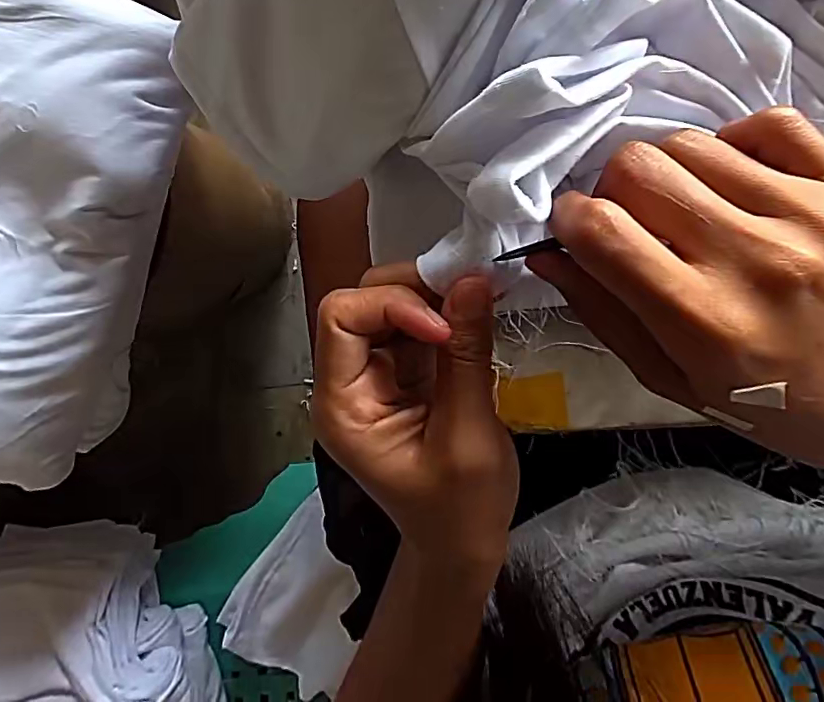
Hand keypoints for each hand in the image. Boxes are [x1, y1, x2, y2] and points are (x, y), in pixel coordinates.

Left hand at [312, 274, 518, 571]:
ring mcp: (381, 372)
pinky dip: (451, 308)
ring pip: (395, 302)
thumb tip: (472, 280)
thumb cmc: (460, 508)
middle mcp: (353, 379)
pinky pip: (422, 320)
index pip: (341, 318)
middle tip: (470, 295)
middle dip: (417, 290)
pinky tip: (480, 310)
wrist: (464, 543)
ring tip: (482, 299)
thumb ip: (468, 355)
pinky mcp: (410, 369)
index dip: (392, 307)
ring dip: (437, 294)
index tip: (444, 330)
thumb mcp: (468, 436)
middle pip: (365, 300)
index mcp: (344, 404)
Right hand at [527, 107, 823, 513]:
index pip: (604, 230)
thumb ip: (603, 312)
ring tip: (692, 205)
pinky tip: (740, 179)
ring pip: (693, 141)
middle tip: (636, 218)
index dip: (572, 217)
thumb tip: (549, 249)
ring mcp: (811, 218)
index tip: (578, 225)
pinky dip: (738, 142)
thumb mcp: (671, 380)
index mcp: (705, 322)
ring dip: (673, 170)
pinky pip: (769, 122)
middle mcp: (757, 261)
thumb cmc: (767, 405)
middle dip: (616, 188)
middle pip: (640, 166)